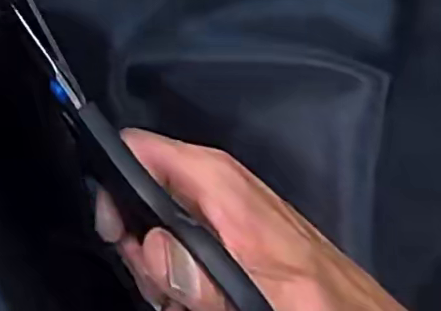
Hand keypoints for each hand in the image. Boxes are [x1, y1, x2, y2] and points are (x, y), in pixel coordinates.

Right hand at [96, 130, 404, 310]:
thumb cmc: (328, 305)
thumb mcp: (271, 296)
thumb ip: (209, 278)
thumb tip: (152, 249)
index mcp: (215, 178)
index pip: (137, 146)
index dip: (112, 185)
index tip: (113, 235)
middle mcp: (211, 183)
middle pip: (137, 190)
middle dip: (136, 240)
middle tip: (162, 289)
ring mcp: (216, 208)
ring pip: (152, 222)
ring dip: (155, 265)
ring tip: (184, 301)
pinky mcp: (222, 233)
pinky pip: (176, 242)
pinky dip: (174, 275)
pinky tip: (193, 300)